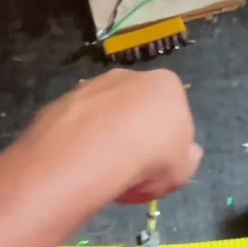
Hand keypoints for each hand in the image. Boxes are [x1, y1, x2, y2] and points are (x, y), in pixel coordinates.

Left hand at [19, 69, 201, 204]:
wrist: (89, 155)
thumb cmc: (149, 160)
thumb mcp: (183, 170)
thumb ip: (188, 157)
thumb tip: (188, 151)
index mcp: (165, 85)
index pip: (172, 110)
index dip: (166, 139)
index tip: (158, 163)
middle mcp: (127, 76)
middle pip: (134, 106)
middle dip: (132, 131)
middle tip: (129, 167)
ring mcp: (89, 86)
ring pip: (101, 112)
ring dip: (102, 135)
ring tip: (99, 170)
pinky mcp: (59, 101)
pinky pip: (73, 124)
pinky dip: (75, 140)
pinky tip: (75, 165)